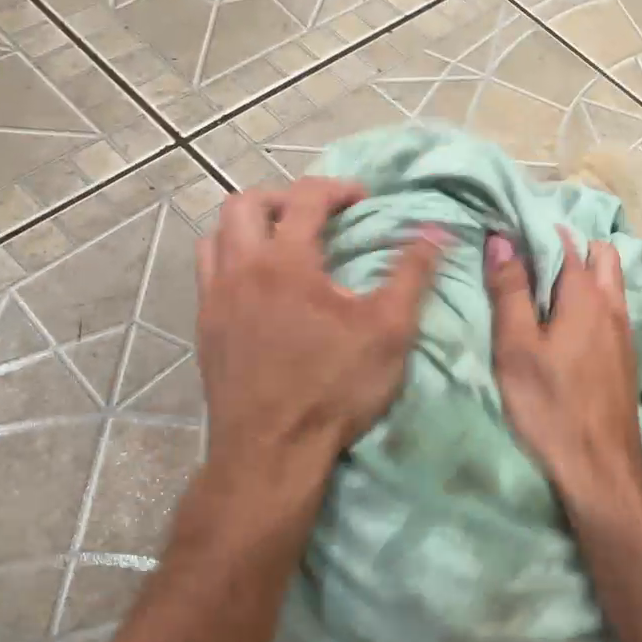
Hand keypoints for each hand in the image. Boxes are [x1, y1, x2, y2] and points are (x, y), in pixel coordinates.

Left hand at [194, 180, 443, 508]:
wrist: (272, 453)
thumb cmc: (335, 387)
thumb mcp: (389, 329)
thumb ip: (412, 273)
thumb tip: (437, 229)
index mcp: (285, 262)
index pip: (304, 198)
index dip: (337, 188)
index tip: (363, 199)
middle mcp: (240, 270)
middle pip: (244, 203)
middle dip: (284, 198)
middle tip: (319, 216)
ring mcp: (214, 300)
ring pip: (216, 236)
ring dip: (250, 226)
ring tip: (285, 244)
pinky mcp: (204, 329)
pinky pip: (208, 272)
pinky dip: (234, 260)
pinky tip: (263, 288)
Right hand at [484, 231, 641, 498]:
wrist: (601, 464)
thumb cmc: (551, 405)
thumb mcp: (516, 348)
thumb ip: (510, 292)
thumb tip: (502, 239)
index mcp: (585, 294)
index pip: (564, 242)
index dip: (536, 231)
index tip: (508, 233)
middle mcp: (612, 303)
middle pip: (601, 254)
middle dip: (569, 246)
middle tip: (530, 261)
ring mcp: (624, 329)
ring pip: (611, 281)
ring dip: (584, 272)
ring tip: (545, 290)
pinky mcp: (625, 354)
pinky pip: (612, 307)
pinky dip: (593, 298)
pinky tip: (568, 323)